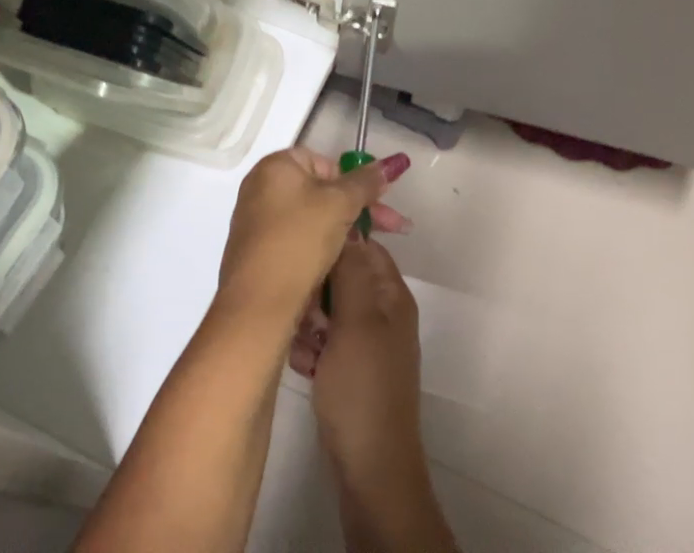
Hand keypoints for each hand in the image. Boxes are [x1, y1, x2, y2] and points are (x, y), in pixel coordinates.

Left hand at [218, 147, 411, 318]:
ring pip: (311, 217)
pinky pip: (297, 238)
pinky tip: (339, 262)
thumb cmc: (299, 240)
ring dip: (343, 228)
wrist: (258, 301)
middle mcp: (260, 187)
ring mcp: (257, 220)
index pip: (324, 162)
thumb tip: (390, 163)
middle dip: (359, 208)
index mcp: (275, 166)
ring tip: (368, 247)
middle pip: (320, 190)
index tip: (378, 202)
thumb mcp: (340, 205)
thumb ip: (366, 182)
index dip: (354, 181)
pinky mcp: (258, 250)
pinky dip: (320, 245)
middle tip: (394, 227)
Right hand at [310, 236, 426, 491]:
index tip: (303, 260)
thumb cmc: (364, 389)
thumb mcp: (357, 322)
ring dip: (307, 325)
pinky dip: (308, 350)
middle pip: (339, 279)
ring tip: (305, 348)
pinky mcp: (346, 368)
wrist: (369, 466)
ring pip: (324, 311)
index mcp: (391, 296)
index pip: (362, 248)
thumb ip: (351, 272)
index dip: (332, 247)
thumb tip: (347, 226)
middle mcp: (380, 314)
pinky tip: (303, 369)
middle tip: (306, 318)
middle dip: (314, 294)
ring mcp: (363, 343)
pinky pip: (320, 341)